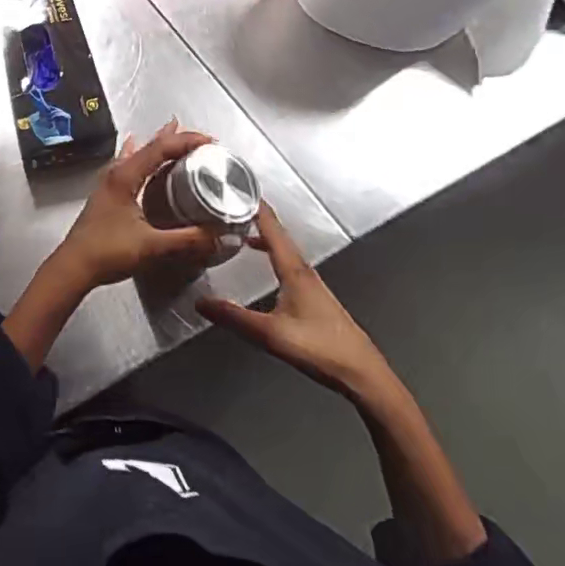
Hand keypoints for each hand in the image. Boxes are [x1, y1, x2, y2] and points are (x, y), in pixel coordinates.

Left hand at [48, 121, 218, 291]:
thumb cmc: (108, 252)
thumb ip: (187, 239)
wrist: (74, 265)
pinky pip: (127, 165)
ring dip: (156, 145)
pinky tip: (133, 149)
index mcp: (125, 177)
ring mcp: (108, 184)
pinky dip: (139, 156)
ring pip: (136, 155)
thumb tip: (220, 235)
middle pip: (148, 147)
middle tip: (198, 135)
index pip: (159, 149)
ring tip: (171, 132)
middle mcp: (115, 174)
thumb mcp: (152, 246)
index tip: (210, 141)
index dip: (186, 141)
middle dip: (173, 138)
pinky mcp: (107, 195)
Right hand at [197, 204, 394, 402]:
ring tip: (244, 231)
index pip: (273, 230)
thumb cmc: (321, 350)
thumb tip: (199, 301)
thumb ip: (233, 317)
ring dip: (266, 237)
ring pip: (286, 251)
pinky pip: (290, 265)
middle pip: (279, 237)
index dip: (257, 208)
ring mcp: (313, 286)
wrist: (365, 377)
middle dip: (258, 218)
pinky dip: (274, 254)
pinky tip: (267, 266)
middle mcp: (305, 273)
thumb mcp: (270, 334)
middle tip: (235, 206)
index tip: (240, 189)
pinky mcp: (317, 299)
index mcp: (295, 272)